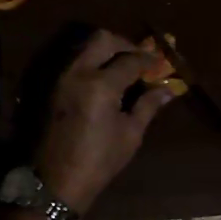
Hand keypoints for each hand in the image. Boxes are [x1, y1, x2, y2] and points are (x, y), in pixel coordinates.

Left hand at [34, 30, 176, 211]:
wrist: (56, 180)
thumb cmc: (98, 161)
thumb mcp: (130, 134)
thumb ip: (148, 105)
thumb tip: (168, 89)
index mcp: (101, 85)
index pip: (130, 60)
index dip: (148, 59)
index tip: (160, 62)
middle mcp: (78, 73)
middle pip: (102, 39)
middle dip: (124, 44)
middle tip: (139, 59)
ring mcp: (61, 77)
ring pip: (85, 47)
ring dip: (106, 50)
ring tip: (122, 68)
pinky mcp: (52, 85)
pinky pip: (74, 61)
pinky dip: (91, 61)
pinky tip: (104, 79)